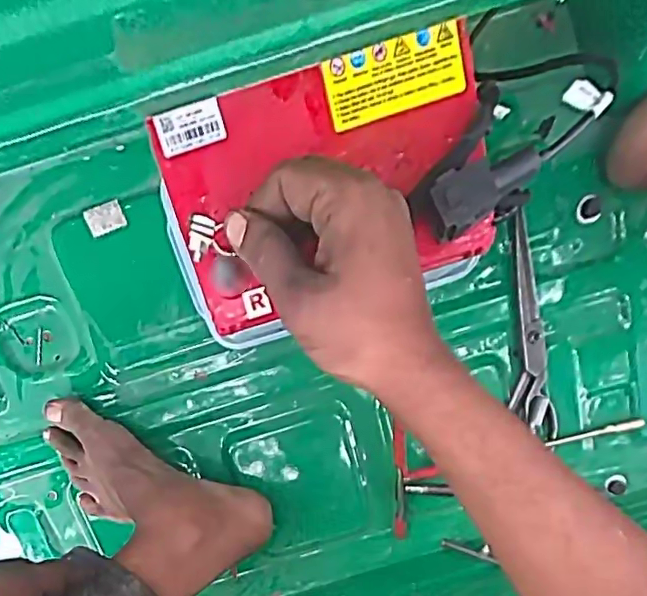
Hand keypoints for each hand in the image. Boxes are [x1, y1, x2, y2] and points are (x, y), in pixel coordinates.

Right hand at [227, 157, 458, 395]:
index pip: (284, 179)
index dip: (257, 213)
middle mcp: (372, 193)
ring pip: (320, 201)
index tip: (246, 250)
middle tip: (257, 261)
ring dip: (293, 231)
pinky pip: (341, 218)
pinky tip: (307, 273)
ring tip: (282, 273)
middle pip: (303, 184)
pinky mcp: (388, 233)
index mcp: (351, 199)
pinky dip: (317, 239)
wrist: (406, 366)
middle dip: (274, 220)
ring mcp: (384, 212)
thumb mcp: (297, 296)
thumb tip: (239, 225)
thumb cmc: (357, 336)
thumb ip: (263, 252)